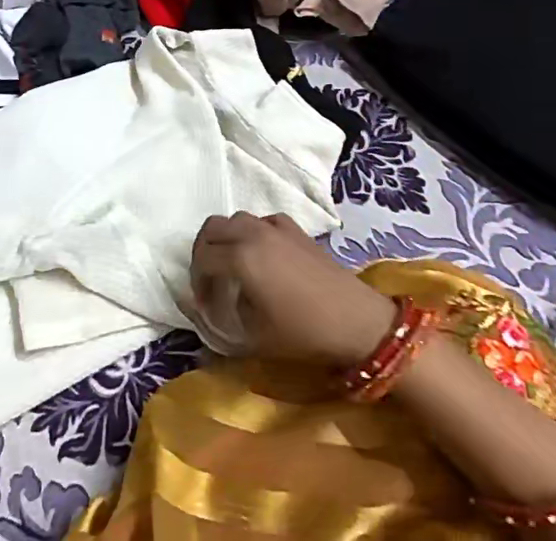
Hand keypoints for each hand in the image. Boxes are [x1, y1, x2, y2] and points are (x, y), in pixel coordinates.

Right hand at [190, 212, 395, 365]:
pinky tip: (263, 256)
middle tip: (209, 279)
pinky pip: (262, 222)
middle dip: (204, 251)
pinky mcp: (296, 229)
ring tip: (233, 267)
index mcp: (241, 257)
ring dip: (227, 239)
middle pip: (213, 228)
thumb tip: (209, 309)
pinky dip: (253, 233)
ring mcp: (277, 227)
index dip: (198, 282)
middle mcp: (254, 233)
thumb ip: (223, 319)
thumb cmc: (304, 332)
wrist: (357, 321)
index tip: (205, 305)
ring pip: (237, 219)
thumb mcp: (255, 336)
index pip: (202, 259)